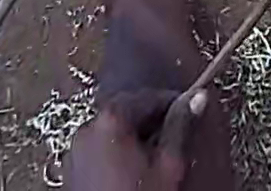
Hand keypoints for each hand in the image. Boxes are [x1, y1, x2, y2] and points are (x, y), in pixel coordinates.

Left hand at [64, 88, 206, 189]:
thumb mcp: (168, 168)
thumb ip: (180, 128)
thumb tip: (198, 98)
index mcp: (111, 119)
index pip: (147, 97)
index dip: (170, 104)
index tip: (187, 110)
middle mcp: (88, 127)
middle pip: (127, 112)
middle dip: (150, 122)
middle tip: (173, 137)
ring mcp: (76, 150)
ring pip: (112, 132)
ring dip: (132, 139)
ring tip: (154, 159)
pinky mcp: (71, 171)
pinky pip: (98, 150)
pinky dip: (115, 154)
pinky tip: (132, 173)